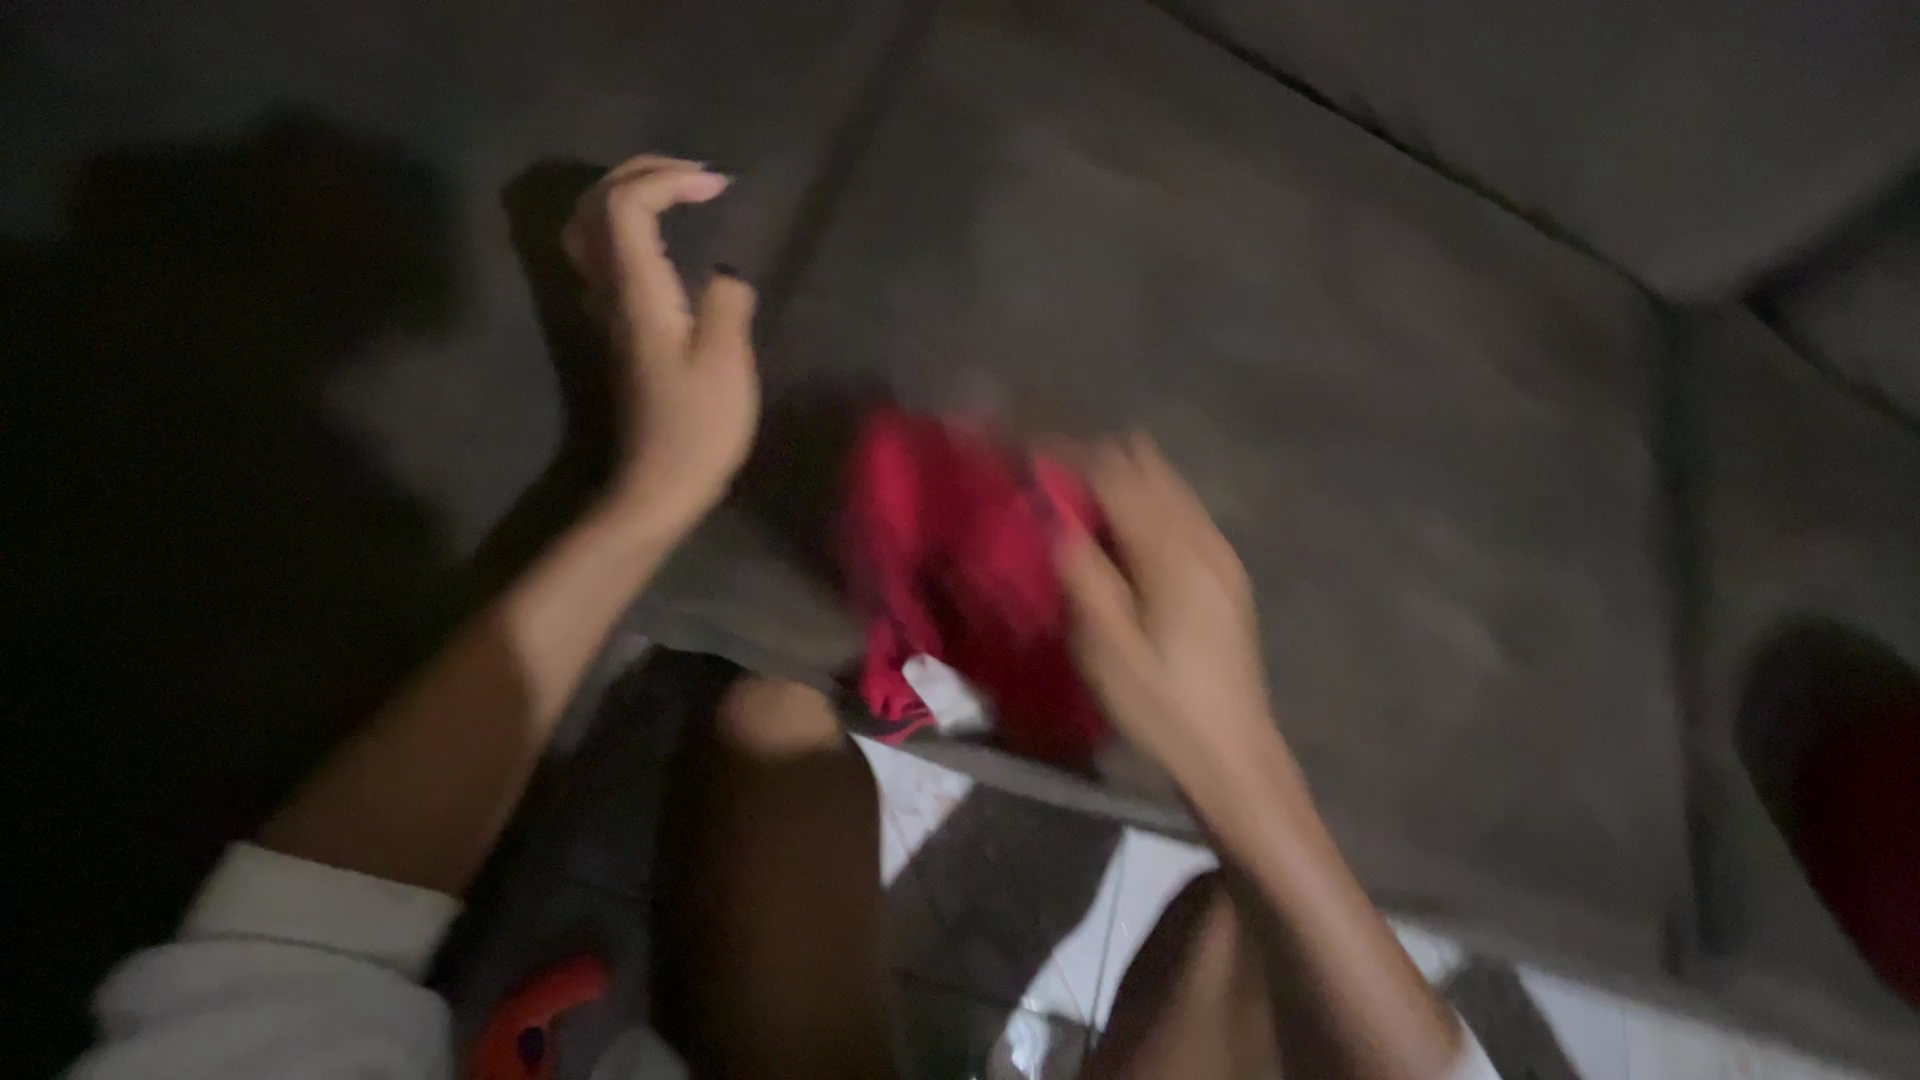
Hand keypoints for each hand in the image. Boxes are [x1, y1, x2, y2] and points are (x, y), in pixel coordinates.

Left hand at [563, 155, 758, 537]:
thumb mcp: (726, 364)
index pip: (625, 205)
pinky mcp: (614, 332)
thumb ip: (725, 304)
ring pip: (591, 229)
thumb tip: (724, 275)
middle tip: (698, 178)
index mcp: (636, 292)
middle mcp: (607, 291)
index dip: (666, 180)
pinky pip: (604, 256)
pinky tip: (662, 243)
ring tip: (679, 198)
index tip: (719, 187)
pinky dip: (629, 228)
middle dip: (644, 174)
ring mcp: (603, 311)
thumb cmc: (696, 430)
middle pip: (597, 205)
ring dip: (630, 196)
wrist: (655, 485)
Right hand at [1056, 436, 1278, 780]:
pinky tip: (1120, 529)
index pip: (1116, 474)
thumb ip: (1082, 572)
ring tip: (1075, 495)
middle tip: (1047, 476)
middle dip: (1094, 459)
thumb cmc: (1161, 705)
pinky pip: (1181, 509)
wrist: (1233, 752)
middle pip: (1147, 466)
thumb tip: (1053, 514)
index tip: (1028, 452)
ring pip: (1167, 484)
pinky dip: (1145, 501)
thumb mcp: (1107, 648)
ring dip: (1120, 477)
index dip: (1069, 456)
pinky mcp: (1225, 571)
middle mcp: (1202, 538)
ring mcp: (1220, 553)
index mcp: (1172, 553)